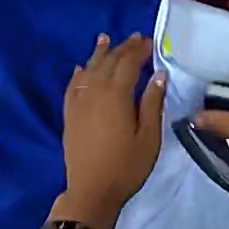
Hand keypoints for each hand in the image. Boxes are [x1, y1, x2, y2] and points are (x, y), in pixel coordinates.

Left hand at [56, 33, 166, 228]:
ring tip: (105, 39)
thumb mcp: (149, 136)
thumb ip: (153, 103)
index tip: (151, 42)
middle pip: (108, 62)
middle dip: (122, 48)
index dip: (140, 50)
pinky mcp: (70, 115)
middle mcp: (94, 92)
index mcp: (116, 95)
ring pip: (89, 71)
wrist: (92, 191)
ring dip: (99, 54)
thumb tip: (158, 74)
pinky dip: (79, 74)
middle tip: (135, 38)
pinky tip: (81, 68)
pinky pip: (73, 87)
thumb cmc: (126, 166)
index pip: (128, 63)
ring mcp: (79, 103)